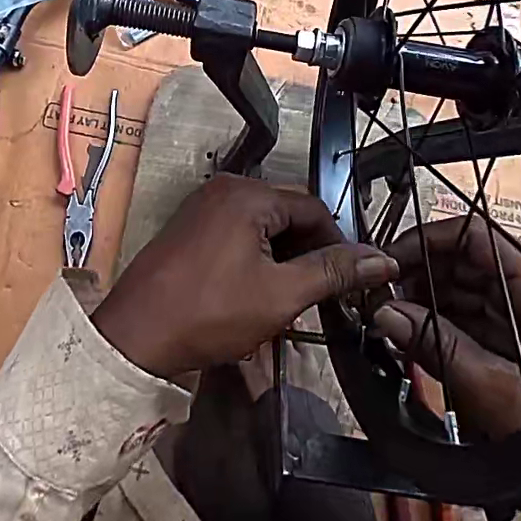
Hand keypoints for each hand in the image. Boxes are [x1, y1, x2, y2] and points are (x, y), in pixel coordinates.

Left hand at [91, 175, 398, 378]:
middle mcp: (224, 187)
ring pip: (263, 224)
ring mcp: (203, 204)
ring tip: (291, 297)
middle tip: (322, 295)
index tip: (350, 284)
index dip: (338, 245)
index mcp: (247, 194)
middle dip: (309, 251)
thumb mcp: (281, 294)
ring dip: (283, 256)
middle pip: (287, 212)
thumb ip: (332, 272)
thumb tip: (382, 259)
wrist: (138, 333)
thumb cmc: (211, 311)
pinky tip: (259, 288)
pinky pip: (238, 230)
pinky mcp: (191, 224)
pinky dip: (256, 254)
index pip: (314, 208)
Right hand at [374, 214, 520, 438]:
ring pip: (465, 289)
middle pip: (465, 260)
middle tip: (380, 297)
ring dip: (425, 300)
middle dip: (417, 274)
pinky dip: (441, 324)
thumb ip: (438, 349)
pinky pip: (474, 318)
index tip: (386, 261)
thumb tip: (384, 314)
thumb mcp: (503, 396)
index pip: (475, 236)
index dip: (423, 242)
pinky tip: (415, 339)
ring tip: (392, 320)